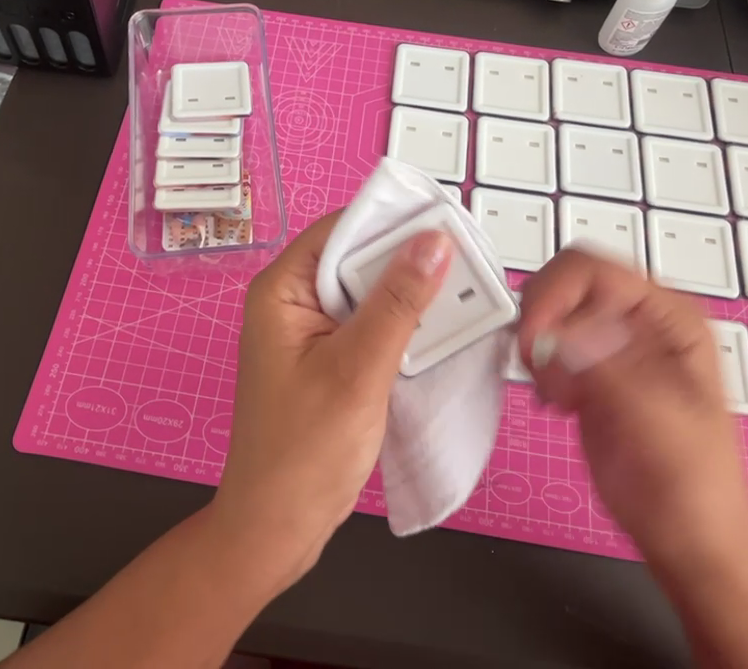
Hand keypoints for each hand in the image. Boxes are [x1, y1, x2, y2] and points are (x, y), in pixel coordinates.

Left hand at [213, 212, 452, 584]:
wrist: (278, 527)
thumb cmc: (304, 451)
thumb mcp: (357, 369)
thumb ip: (397, 303)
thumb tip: (434, 241)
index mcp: (281, 290)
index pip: (339, 232)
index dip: (391, 223)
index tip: (446, 221)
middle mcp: (292, 301)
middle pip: (356, 260)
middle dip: (408, 259)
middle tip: (469, 258)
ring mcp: (310, 332)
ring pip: (368, 292)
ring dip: (411, 294)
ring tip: (466, 289)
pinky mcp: (330, 358)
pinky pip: (370, 324)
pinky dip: (403, 325)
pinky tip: (440, 328)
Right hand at [518, 248, 747, 580]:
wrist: (686, 542)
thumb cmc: (691, 489)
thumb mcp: (658, 424)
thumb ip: (610, 369)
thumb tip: (560, 330)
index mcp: (669, 317)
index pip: (592, 269)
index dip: (553, 296)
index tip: (534, 343)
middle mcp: (639, 320)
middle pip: (564, 282)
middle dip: (542, 322)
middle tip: (548, 374)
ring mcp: (612, 343)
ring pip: (547, 310)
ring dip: (538, 349)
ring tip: (561, 395)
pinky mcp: (588, 369)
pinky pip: (543, 343)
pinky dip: (537, 367)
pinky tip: (559, 403)